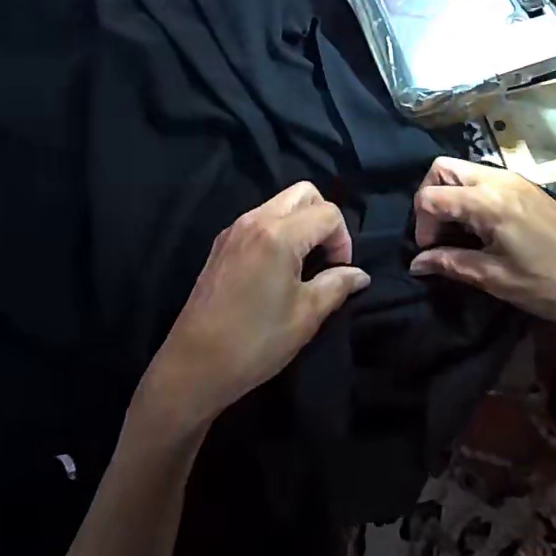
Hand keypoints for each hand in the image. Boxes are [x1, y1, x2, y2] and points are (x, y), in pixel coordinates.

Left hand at [137, 183, 370, 431]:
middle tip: (326, 257)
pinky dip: (279, 230)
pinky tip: (279, 267)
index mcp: (278, 234)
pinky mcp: (221, 243)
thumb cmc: (256, 341)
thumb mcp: (306, 315)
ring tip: (305, 263)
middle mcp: (254, 219)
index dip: (344, 240)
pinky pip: (259, 219)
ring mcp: (234, 229)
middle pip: (302, 193)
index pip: (327, 212)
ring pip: (279, 203)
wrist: (196, 363)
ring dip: (301, 222)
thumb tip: (359, 274)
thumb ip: (337, 285)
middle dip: (324, 217)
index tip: (341, 271)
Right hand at [408, 157, 555, 337]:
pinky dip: (470, 196)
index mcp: (489, 201)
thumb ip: (452, 264)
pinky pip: (485, 180)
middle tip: (436, 234)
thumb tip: (417, 263)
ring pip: (464, 171)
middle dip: (429, 197)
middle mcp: (499, 180)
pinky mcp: (529, 190)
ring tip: (457, 234)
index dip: (421, 224)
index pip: (432, 196)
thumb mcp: (498, 279)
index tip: (428, 252)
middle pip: (443, 169)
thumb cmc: (554, 286)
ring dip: (450, 196)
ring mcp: (516, 181)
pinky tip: (480, 230)